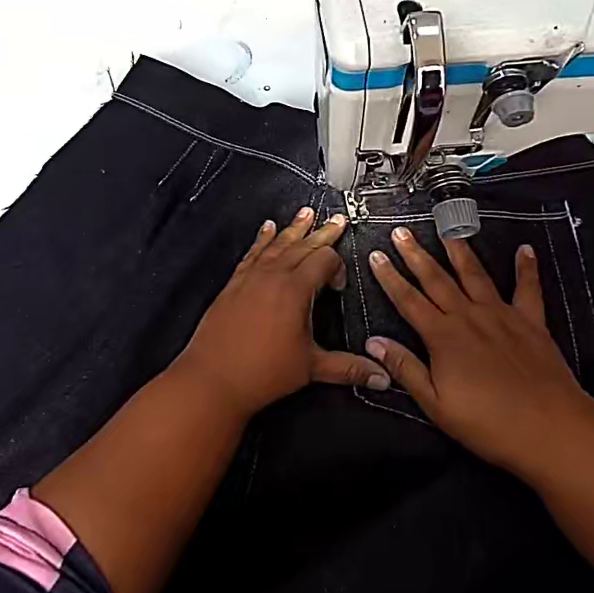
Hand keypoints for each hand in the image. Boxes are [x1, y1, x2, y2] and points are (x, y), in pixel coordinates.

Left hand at [174, 208, 389, 415]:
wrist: (213, 379)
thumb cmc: (260, 373)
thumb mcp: (311, 368)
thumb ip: (348, 368)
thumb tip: (380, 377)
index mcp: (295, 290)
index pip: (324, 260)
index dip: (337, 268)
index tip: (338, 287)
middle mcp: (273, 276)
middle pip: (304, 245)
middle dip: (323, 233)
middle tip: (337, 220)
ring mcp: (251, 277)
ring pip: (278, 244)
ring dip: (295, 228)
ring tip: (306, 213)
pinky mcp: (234, 283)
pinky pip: (253, 252)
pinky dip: (263, 238)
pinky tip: (267, 229)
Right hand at [365, 227, 593, 480]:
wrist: (550, 429)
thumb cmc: (489, 424)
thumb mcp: (436, 405)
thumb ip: (405, 368)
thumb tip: (374, 342)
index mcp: (444, 337)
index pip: (408, 300)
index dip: (390, 277)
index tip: (376, 256)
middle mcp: (470, 317)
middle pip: (437, 279)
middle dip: (416, 255)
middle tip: (401, 232)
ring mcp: (502, 316)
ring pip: (475, 275)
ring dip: (458, 250)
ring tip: (447, 228)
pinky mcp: (531, 323)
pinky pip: (528, 289)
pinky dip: (526, 268)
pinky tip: (525, 250)